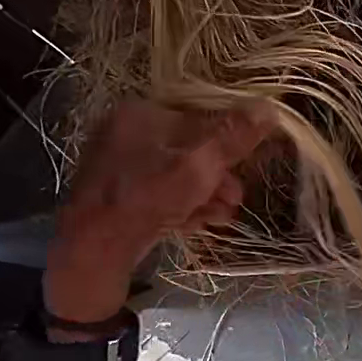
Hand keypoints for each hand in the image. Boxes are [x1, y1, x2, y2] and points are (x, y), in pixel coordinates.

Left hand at [45, 99, 272, 327]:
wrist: (92, 252)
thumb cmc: (146, 197)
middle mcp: (126, 137)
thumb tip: (269, 108)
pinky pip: (159, 198)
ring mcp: (119, 171)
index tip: (248, 161)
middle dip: (218, 174)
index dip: (227, 139)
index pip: (196, 117)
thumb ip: (233, 137)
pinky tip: (201, 223)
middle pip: (187, 149)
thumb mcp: (198, 164)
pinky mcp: (118, 202)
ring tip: (225, 215)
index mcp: (140, 115)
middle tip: (237, 196)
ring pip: (175, 177)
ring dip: (205, 194)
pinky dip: (183, 208)